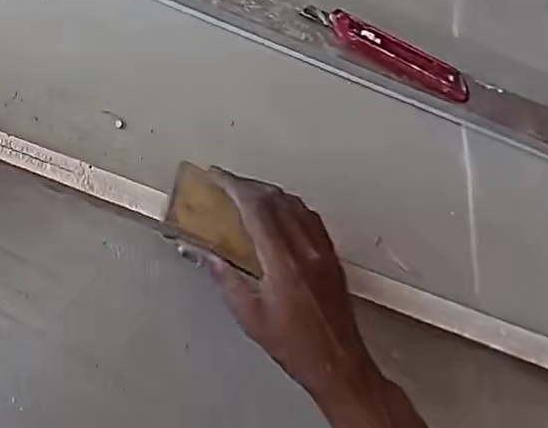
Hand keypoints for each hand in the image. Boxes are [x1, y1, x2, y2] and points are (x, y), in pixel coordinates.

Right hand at [207, 170, 380, 404]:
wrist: (341, 369)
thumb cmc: (300, 349)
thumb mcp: (250, 316)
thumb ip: (225, 278)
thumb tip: (206, 255)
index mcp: (283, 262)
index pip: (255, 206)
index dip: (233, 185)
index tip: (217, 176)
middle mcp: (305, 251)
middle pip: (273, 198)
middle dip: (246, 184)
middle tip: (227, 183)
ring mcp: (322, 252)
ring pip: (293, 203)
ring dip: (268, 191)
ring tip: (249, 192)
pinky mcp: (333, 258)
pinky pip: (311, 216)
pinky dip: (290, 204)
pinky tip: (282, 210)